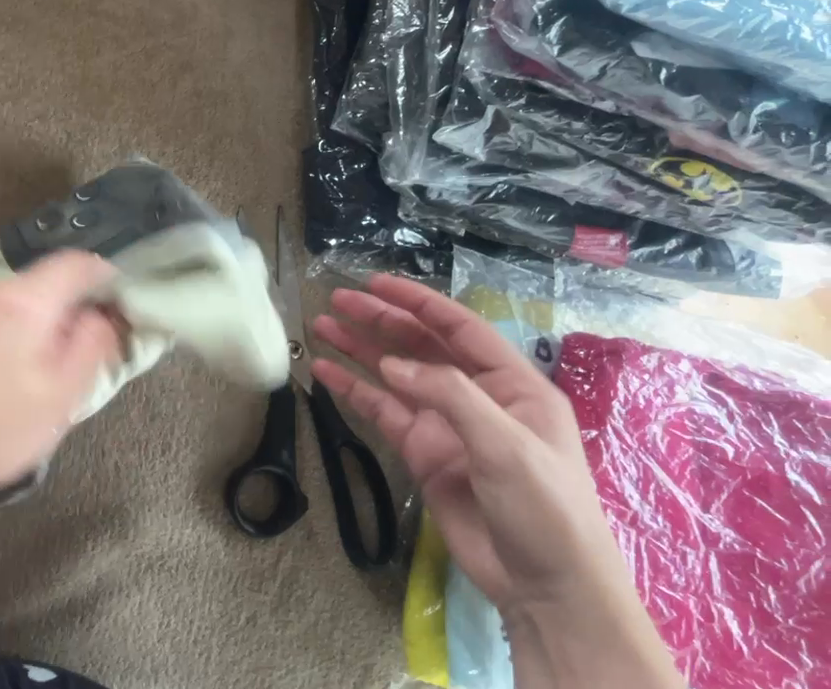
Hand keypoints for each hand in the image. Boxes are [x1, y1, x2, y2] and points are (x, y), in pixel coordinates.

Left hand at [0, 251, 123, 502]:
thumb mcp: (61, 396)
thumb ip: (92, 345)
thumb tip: (104, 314)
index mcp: (22, 301)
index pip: (74, 262)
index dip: (104, 275)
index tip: (122, 300)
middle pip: (46, 282)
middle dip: (72, 308)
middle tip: (90, 351)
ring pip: (22, 300)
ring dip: (45, 323)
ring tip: (52, 372)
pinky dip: (18, 330)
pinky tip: (16, 373)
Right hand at [308, 275, 631, 618]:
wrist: (546, 585)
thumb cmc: (546, 509)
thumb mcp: (507, 447)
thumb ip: (449, 396)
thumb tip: (391, 366)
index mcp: (513, 386)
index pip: (460, 329)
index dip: (417, 302)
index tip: (374, 283)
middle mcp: (477, 397)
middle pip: (421, 345)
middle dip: (380, 320)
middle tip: (336, 301)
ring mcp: (446, 424)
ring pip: (395, 374)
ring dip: (360, 349)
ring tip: (321, 326)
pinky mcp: (422, 451)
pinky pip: (381, 409)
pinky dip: (352, 389)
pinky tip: (325, 372)